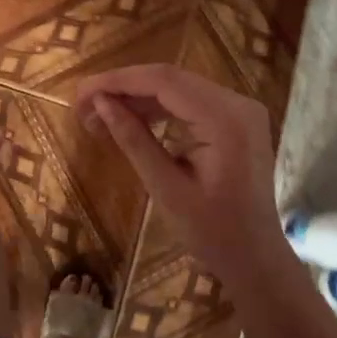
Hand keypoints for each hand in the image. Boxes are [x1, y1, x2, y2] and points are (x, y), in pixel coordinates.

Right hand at [74, 65, 286, 287]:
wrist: (257, 259)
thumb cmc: (214, 234)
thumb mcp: (166, 189)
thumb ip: (134, 140)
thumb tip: (100, 103)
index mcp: (226, 119)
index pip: (164, 81)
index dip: (117, 81)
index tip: (80, 93)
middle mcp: (237, 103)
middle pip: (169, 78)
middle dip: (122, 87)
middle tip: (82, 107)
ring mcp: (239, 109)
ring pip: (176, 87)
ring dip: (136, 97)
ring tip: (98, 116)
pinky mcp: (234, 119)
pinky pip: (188, 101)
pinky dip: (156, 107)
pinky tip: (129, 119)